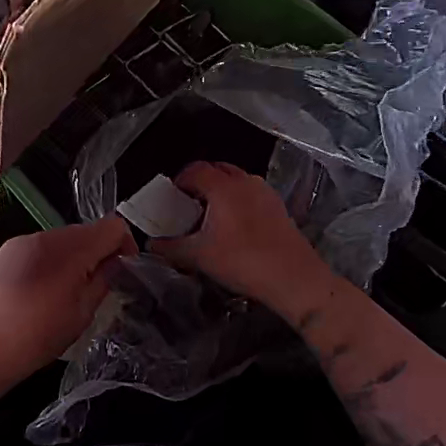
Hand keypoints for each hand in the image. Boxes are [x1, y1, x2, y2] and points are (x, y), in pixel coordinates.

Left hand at [0, 216, 136, 384]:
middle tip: (98, 283)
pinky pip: (42, 245)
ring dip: (75, 255)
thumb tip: (116, 262)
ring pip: (65, 237)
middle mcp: (47, 236)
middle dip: (99, 251)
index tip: (123, 268)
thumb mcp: (83, 313)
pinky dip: (52, 259)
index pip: (113, 226)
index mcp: (70, 251)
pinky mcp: (8, 249)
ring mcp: (25, 240)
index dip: (125, 245)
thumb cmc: (37, 337)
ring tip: (68, 288)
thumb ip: (105, 279)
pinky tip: (43, 287)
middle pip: (88, 230)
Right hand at [150, 161, 335, 318]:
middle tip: (188, 204)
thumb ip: (172, 247)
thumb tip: (152, 244)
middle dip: (200, 182)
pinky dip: (238, 200)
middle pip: (217, 169)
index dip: (180, 180)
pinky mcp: (278, 206)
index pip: (195, 169)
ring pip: (236, 180)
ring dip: (220, 190)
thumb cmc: (242, 261)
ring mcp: (265, 192)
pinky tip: (235, 226)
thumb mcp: (200, 256)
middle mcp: (246, 181)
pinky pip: (251, 193)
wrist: (292, 276)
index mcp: (223, 187)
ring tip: (210, 216)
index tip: (171, 197)